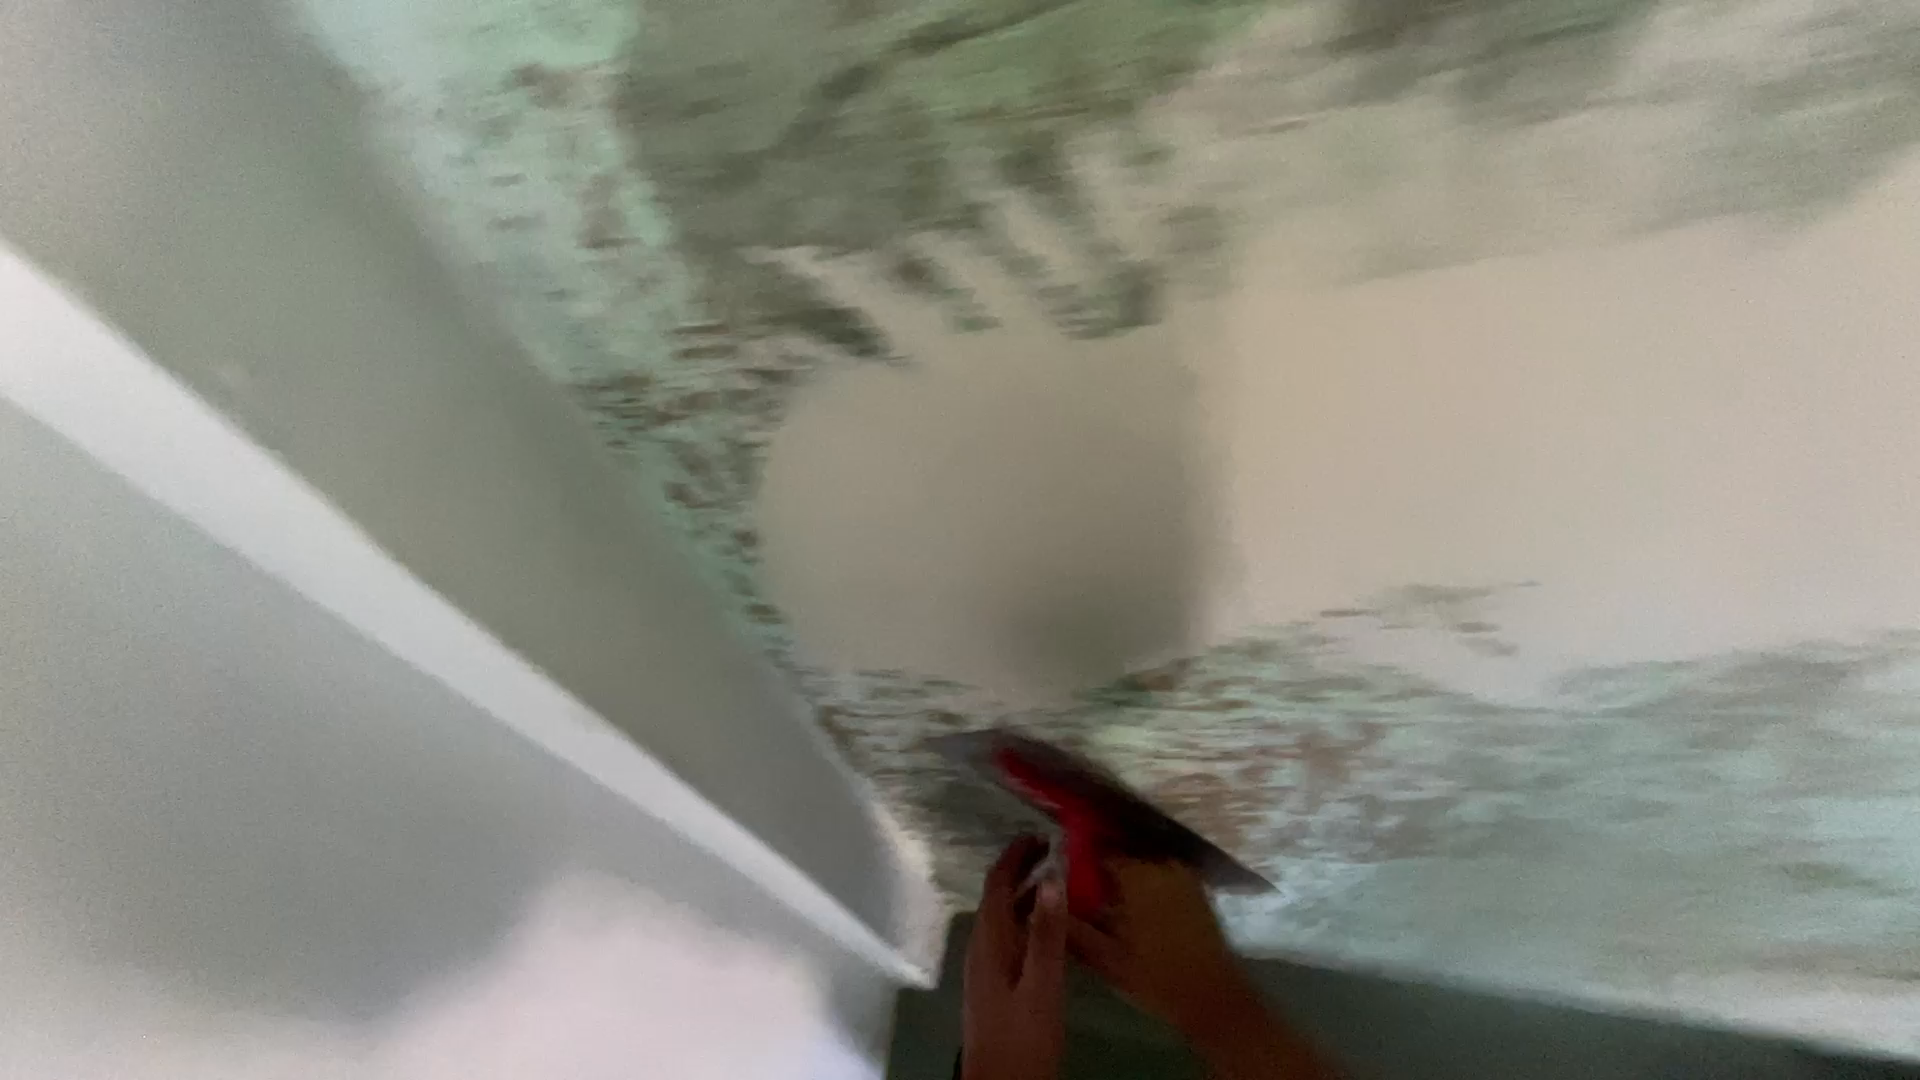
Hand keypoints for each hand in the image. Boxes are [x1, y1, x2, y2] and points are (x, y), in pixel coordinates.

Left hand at [962, 836, 1069, 1079]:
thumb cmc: (1021, 1037)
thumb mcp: (1041, 984)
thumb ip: (1047, 932)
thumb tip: (1053, 876)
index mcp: (989, 939)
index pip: (997, 882)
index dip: (1016, 855)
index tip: (1041, 836)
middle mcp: (981, 945)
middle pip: (999, 895)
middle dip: (1023, 870)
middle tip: (1056, 854)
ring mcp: (985, 966)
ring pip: (1004, 916)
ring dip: (1027, 895)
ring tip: (1059, 885)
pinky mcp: (993, 984)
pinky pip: (1008, 936)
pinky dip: (1027, 920)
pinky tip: (1050, 932)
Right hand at [1063, 858, 1256, 1038]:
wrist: (1215, 1000)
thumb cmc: (1159, 979)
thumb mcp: (1110, 961)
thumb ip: (1077, 933)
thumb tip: (1051, 910)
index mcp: (1137, 877)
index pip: (1101, 853)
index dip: (1084, 861)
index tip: (1070, 874)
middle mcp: (1160, 866)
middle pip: (1124, 859)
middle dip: (1106, 871)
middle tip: (1089, 892)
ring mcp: (1183, 876)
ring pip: (1145, 868)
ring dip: (1129, 880)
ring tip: (1113, 902)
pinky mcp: (1197, 889)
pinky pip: (1163, 877)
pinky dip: (1150, 887)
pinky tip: (1140, 910)